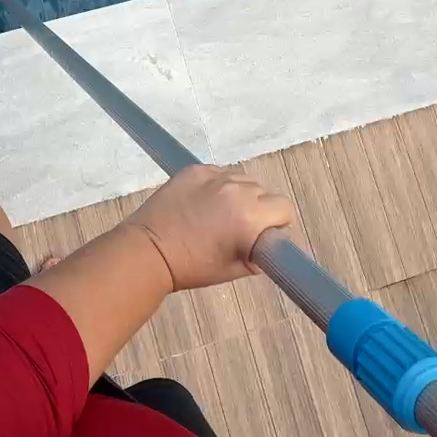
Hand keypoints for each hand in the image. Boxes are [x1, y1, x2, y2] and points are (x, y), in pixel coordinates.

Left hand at [123, 164, 297, 290]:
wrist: (152, 249)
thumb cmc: (195, 266)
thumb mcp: (238, 267)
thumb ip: (262, 250)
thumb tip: (270, 238)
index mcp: (250, 217)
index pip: (284, 207)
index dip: (277, 222)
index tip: (263, 233)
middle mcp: (235, 190)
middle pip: (263, 191)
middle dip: (258, 207)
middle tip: (239, 225)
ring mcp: (213, 176)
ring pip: (242, 178)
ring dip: (239, 193)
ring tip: (220, 211)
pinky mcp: (195, 169)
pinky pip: (220, 172)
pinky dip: (219, 184)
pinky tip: (204, 201)